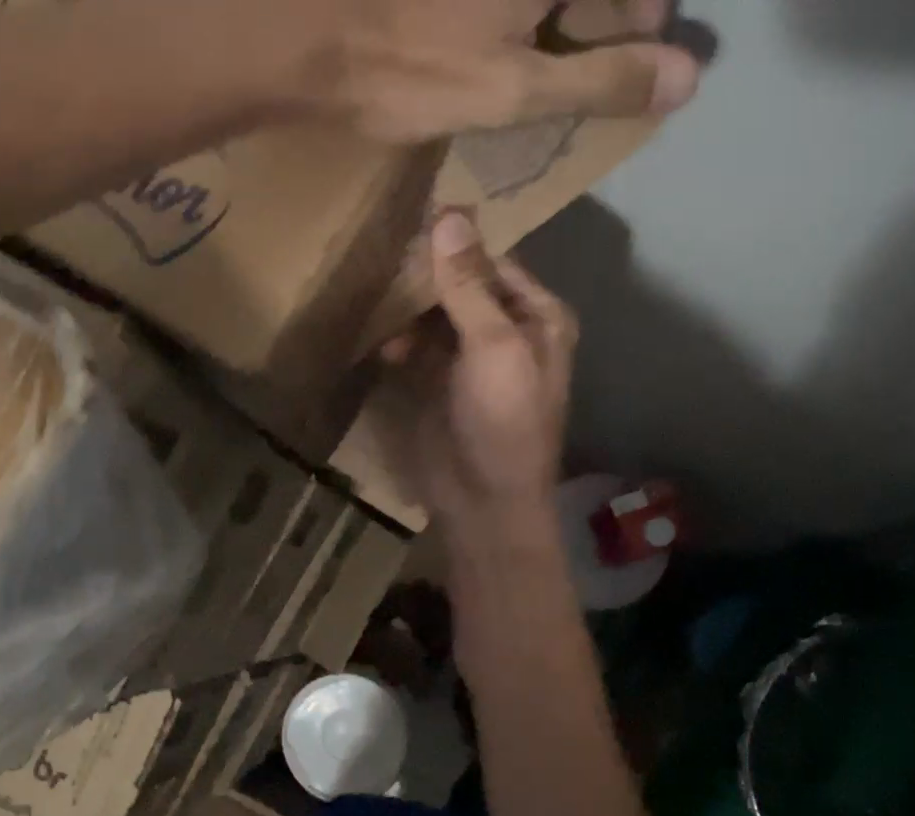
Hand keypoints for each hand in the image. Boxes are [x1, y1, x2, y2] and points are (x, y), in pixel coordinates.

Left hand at [259, 0, 702, 140]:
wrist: (306, 37)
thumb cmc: (413, 69)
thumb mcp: (515, 89)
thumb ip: (602, 81)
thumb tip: (687, 78)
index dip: (646, 6)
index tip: (647, 35)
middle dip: (606, 3)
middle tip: (609, 45)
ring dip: (563, 10)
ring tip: (561, 44)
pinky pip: (503, 4)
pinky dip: (521, 15)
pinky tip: (510, 36)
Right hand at [384, 212, 574, 526]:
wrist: (484, 502)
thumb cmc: (503, 421)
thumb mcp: (493, 346)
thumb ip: (469, 285)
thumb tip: (450, 214)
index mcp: (538, 317)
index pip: (495, 262)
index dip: (457, 242)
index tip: (412, 216)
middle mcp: (508, 331)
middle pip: (462, 285)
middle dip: (426, 275)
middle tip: (382, 253)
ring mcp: (470, 360)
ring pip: (435, 315)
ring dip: (408, 309)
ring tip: (377, 299)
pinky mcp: (438, 385)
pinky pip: (416, 348)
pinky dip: (399, 343)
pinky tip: (381, 346)